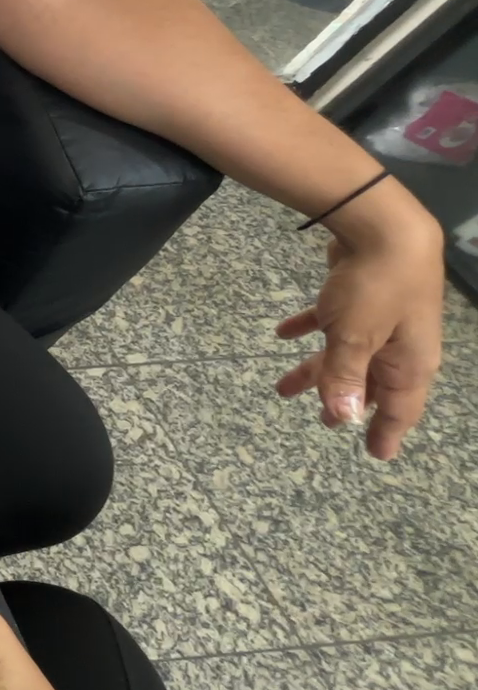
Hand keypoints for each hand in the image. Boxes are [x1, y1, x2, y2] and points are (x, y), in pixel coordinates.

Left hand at [275, 192, 443, 458]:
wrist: (383, 234)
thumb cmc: (373, 290)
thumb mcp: (353, 337)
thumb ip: (345, 376)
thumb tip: (343, 417)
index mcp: (407, 362)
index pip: (399, 407)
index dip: (384, 431)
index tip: (375, 455)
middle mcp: (398, 345)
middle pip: (368, 383)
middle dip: (344, 404)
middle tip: (321, 425)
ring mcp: (379, 321)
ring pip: (343, 355)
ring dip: (315, 370)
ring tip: (282, 387)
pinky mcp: (357, 299)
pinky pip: (330, 323)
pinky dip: (307, 329)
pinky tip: (283, 333)